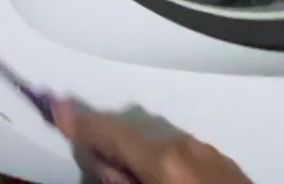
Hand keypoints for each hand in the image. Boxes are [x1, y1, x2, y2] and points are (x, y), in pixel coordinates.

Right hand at [53, 102, 252, 183]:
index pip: (109, 130)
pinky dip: (165, 168)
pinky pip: (184, 157)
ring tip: (133, 179)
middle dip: (112, 150)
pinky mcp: (230, 168)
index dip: (79, 123)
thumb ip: (118, 182)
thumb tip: (101, 163)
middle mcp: (185, 146)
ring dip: (140, 160)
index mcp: (163, 160)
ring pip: (159, 145)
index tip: (54, 107)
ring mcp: (211, 155)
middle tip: (103, 172)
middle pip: (132, 134)